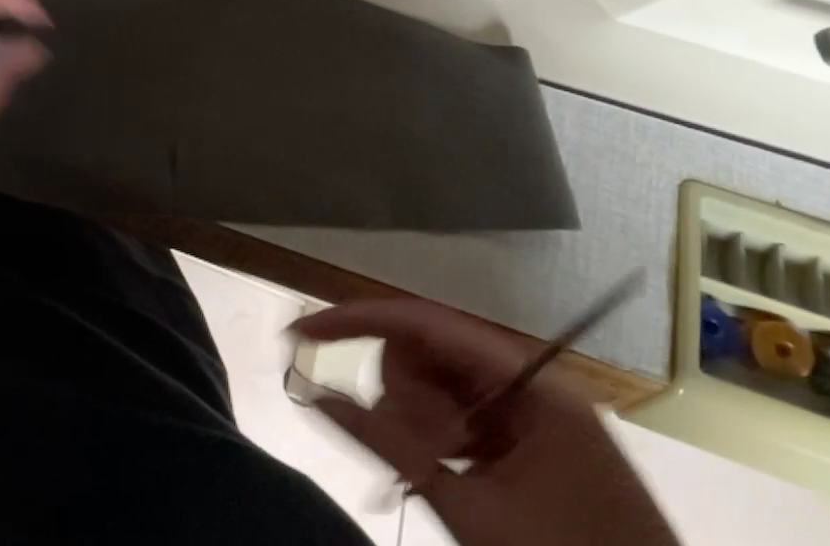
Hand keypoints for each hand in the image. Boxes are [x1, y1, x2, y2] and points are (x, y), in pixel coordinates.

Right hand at [290, 301, 678, 545]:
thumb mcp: (471, 509)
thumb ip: (389, 444)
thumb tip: (311, 393)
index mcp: (531, 386)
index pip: (423, 323)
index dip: (355, 320)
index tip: (298, 334)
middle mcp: (530, 383)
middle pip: (426, 351)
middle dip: (401, 391)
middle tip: (413, 445)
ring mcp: (530, 410)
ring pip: (435, 381)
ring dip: (416, 417)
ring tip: (439, 468)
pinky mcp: (526, 438)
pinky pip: (456, 411)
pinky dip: (435, 434)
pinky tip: (449, 470)